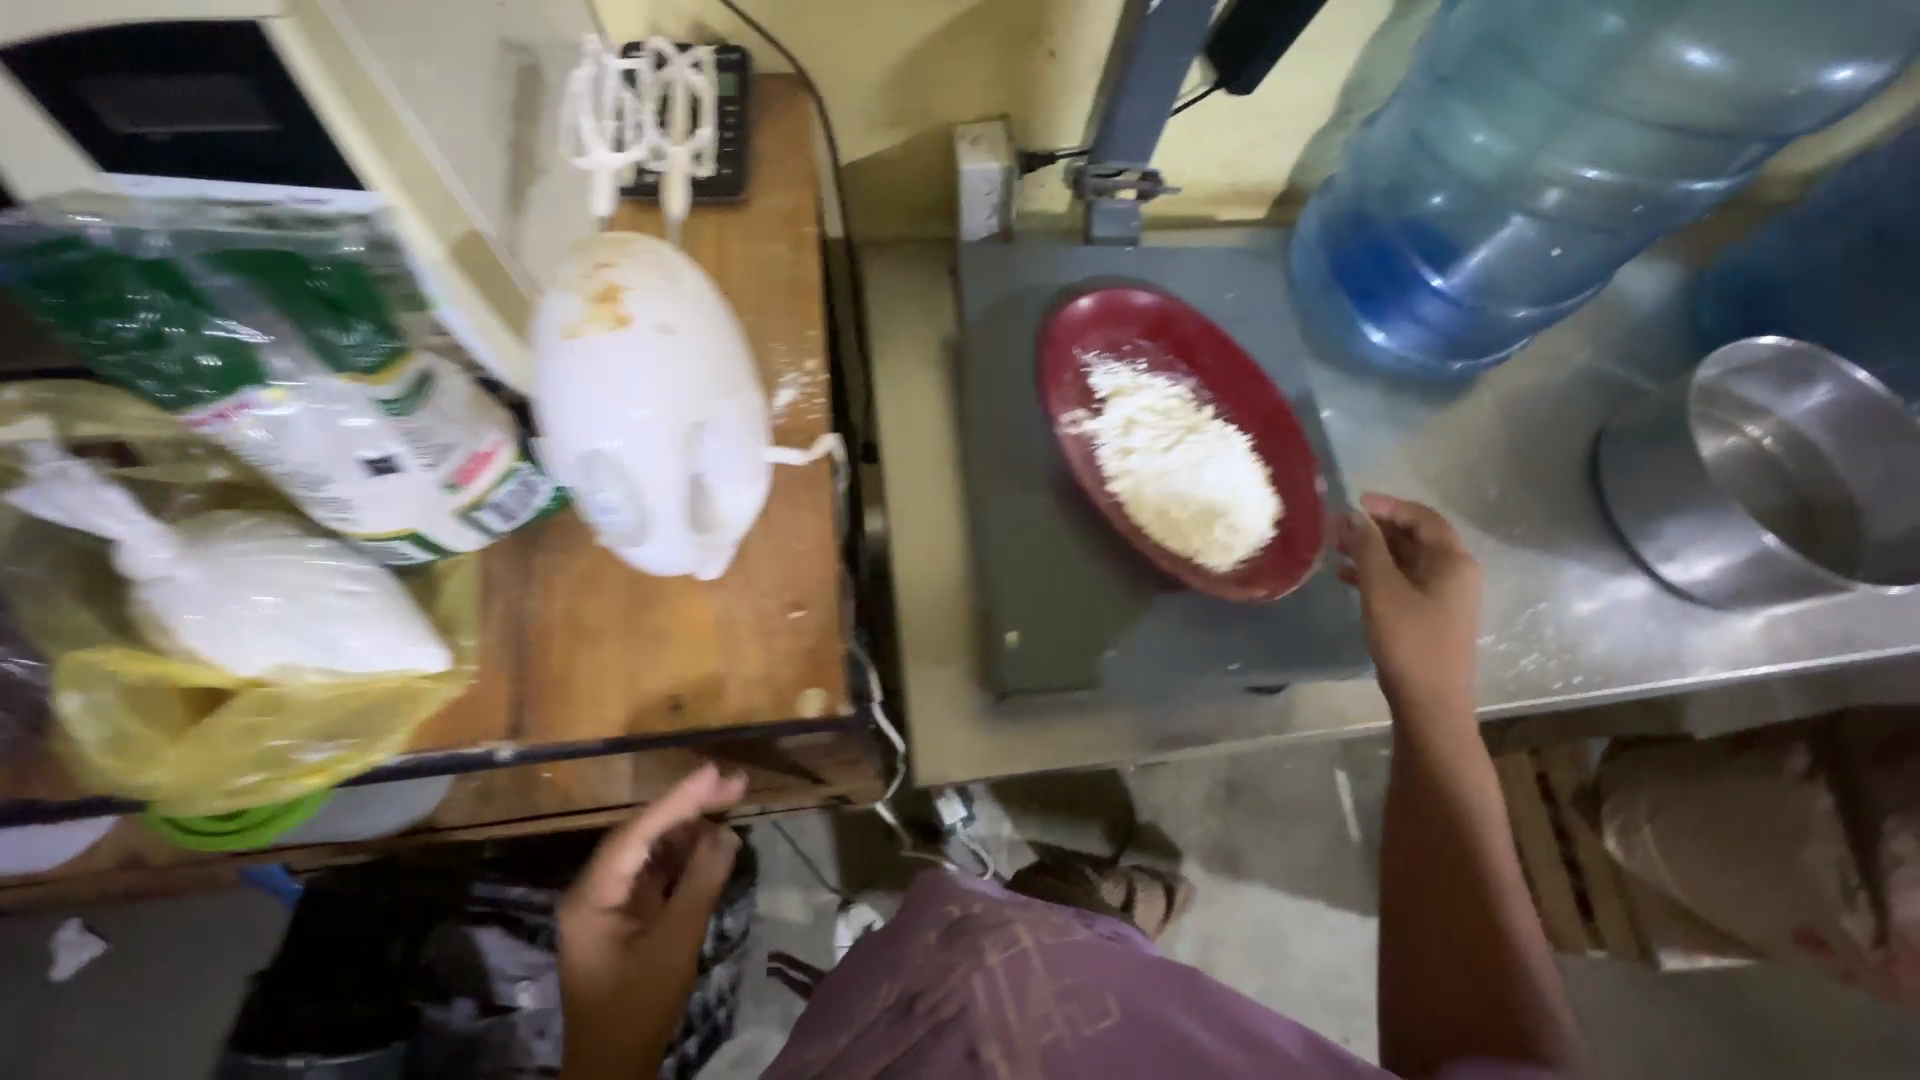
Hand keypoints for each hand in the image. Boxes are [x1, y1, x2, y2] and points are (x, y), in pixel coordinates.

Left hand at [558, 765, 747, 1079]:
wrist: (614, 1068)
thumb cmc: (637, 1007)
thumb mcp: (674, 944)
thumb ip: (701, 884)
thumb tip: (727, 834)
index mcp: (592, 895)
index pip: (637, 833)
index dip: (677, 799)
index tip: (712, 772)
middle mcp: (596, 890)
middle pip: (644, 835)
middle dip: (689, 809)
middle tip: (735, 784)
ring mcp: (612, 904)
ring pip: (654, 852)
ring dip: (691, 831)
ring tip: (731, 808)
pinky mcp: (629, 918)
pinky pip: (660, 875)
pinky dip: (688, 859)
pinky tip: (715, 846)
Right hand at [1335, 493, 1481, 716]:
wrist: (1430, 701)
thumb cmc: (1409, 641)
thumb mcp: (1382, 590)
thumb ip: (1367, 548)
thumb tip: (1351, 515)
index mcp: (1453, 561)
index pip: (1422, 518)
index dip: (1388, 506)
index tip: (1353, 503)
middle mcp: (1455, 572)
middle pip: (1415, 537)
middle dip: (1376, 528)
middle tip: (1338, 526)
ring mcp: (1445, 595)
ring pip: (1406, 560)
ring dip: (1373, 551)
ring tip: (1336, 549)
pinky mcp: (1431, 614)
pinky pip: (1403, 581)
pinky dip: (1377, 573)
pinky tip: (1348, 578)